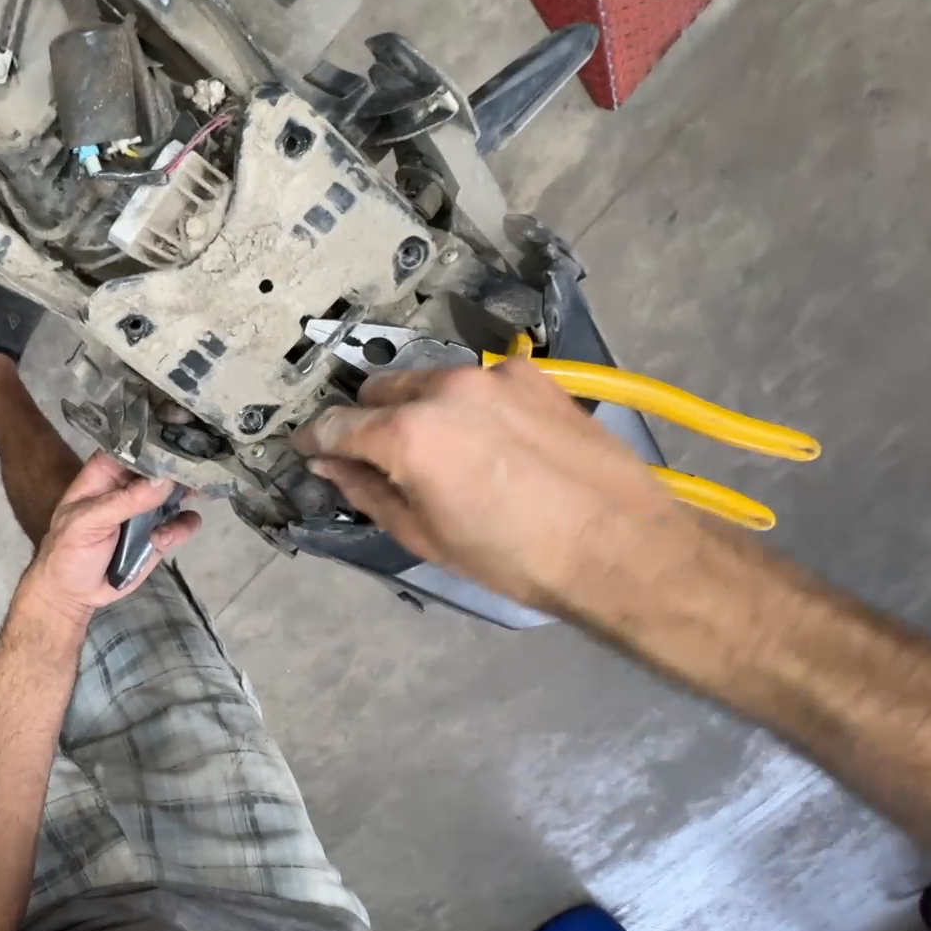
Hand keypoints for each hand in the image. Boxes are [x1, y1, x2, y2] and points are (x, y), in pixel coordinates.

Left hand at [17, 453, 202, 623]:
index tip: (178, 432)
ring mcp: (147, 509)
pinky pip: (183, 522)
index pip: (131, 444)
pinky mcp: (160, 533)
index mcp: (104, 473)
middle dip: (180, 464)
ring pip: (179, 491)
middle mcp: (130, 485)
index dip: (152, 437)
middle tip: (196, 468)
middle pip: (161, 463)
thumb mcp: (86, 523)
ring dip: (188, 495)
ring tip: (180, 507)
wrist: (72, 593)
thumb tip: (163, 480)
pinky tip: (162, 540)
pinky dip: (183, 527)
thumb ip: (124, 502)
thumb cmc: (67, 550)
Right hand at [290, 361, 693, 613]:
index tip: (307, 450)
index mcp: (407, 434)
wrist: (624, 549)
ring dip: (413, 409)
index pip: (334, 425)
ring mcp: (488, 376)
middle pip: (375, 392)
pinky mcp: (528, 374)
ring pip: (421, 381)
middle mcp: (440, 390)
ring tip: (442, 450)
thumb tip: (328, 463)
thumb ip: (365, 489)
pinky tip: (487, 438)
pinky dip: (461, 403)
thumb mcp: (422, 534)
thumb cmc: (512, 557)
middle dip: (367, 422)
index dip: (313, 440)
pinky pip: (470, 381)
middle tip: (383, 460)